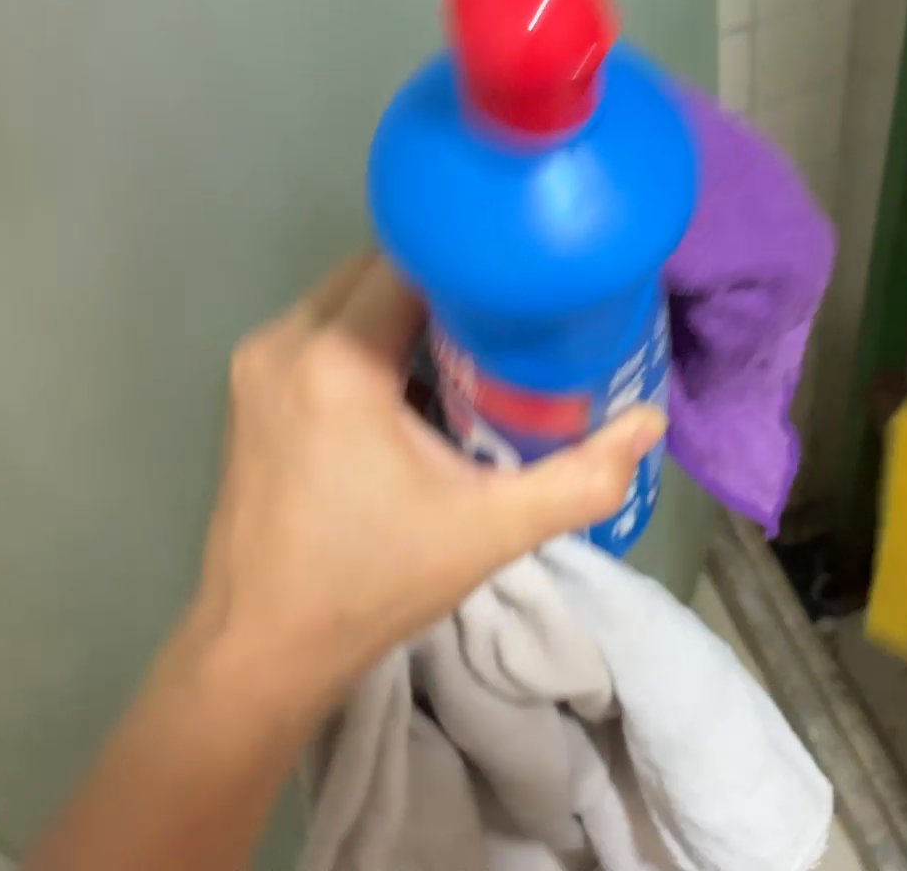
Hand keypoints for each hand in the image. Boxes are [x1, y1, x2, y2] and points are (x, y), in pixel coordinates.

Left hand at [183, 254, 664, 718]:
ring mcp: (259, 365)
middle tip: (520, 307)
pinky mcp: (255, 391)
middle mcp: (285, 343)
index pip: (412, 259)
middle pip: (380, 267)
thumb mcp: (497, 529)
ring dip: (416, 303)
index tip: (531, 272)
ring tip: (486, 335)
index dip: (477, 256)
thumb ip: (584, 477)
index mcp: (336, 360)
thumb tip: (651, 422)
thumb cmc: (378, 578)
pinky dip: (381, 331)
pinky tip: (427, 374)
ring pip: (352, 294)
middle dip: (452, 277)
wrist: (265, 649)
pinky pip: (331, 327)